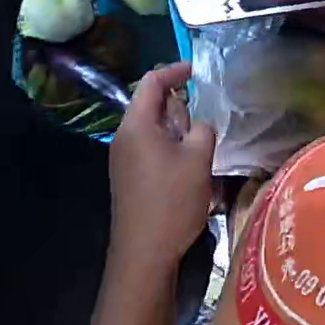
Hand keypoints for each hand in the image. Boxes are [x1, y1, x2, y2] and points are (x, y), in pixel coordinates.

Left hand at [107, 63, 215, 275]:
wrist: (144, 253)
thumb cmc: (172, 201)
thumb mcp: (198, 158)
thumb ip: (202, 129)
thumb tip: (198, 124)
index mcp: (136, 125)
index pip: (151, 82)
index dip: (174, 71)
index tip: (197, 70)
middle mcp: (124, 137)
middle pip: (150, 104)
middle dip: (178, 105)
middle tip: (200, 122)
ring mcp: (122, 158)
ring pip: (151, 128)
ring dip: (175, 128)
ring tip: (196, 147)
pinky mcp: (127, 176)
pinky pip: (148, 147)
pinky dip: (167, 145)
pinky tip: (185, 166)